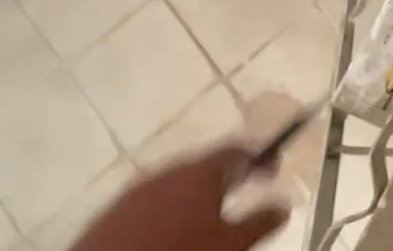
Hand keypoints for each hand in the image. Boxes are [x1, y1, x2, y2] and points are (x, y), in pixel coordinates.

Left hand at [69, 144, 289, 250]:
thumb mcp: (229, 246)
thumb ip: (260, 222)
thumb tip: (285, 205)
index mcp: (202, 172)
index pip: (240, 150)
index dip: (260, 157)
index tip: (272, 171)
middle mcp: (169, 171)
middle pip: (205, 165)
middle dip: (224, 177)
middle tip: (239, 193)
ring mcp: (134, 193)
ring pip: (174, 184)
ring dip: (193, 195)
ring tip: (201, 220)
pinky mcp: (107, 217)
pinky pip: (147, 204)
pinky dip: (164, 211)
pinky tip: (164, 235)